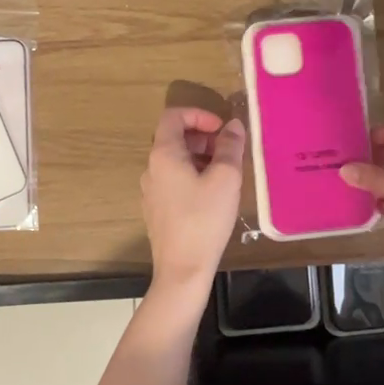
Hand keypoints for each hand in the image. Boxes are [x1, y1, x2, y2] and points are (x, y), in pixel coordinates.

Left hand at [141, 107, 245, 293]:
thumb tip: (232, 125)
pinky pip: (173, 180)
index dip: (199, 114)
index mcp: (163, 154)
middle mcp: (151, 168)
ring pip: (175, 161)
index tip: (222, 129)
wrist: (183, 269)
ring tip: (225, 174)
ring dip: (200, 157)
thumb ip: (230, 147)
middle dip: (203, 137)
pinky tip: (212, 195)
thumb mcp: (225, 179)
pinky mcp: (157, 209)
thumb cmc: (204, 219)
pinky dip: (192, 175)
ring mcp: (151, 190)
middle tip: (228, 151)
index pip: (173, 116)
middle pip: (174, 138)